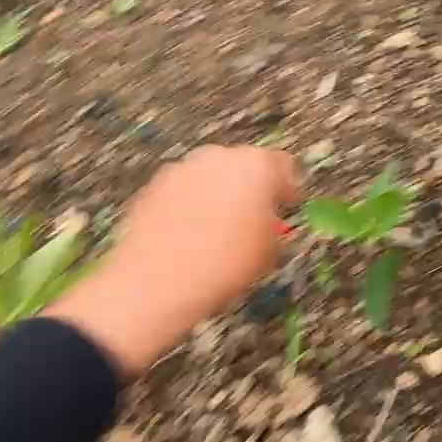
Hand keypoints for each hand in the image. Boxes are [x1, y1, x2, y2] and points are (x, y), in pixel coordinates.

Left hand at [46, 146, 299, 378]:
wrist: (153, 285)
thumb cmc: (225, 265)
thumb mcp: (270, 251)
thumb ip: (274, 225)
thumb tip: (267, 222)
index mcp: (258, 165)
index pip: (284, 165)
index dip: (288, 188)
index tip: (287, 206)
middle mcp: (221, 156)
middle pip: (245, 165)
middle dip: (251, 187)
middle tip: (252, 217)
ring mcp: (184, 168)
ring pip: (211, 175)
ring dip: (219, 193)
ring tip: (216, 227)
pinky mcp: (154, 186)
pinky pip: (183, 190)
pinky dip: (189, 204)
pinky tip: (188, 233)